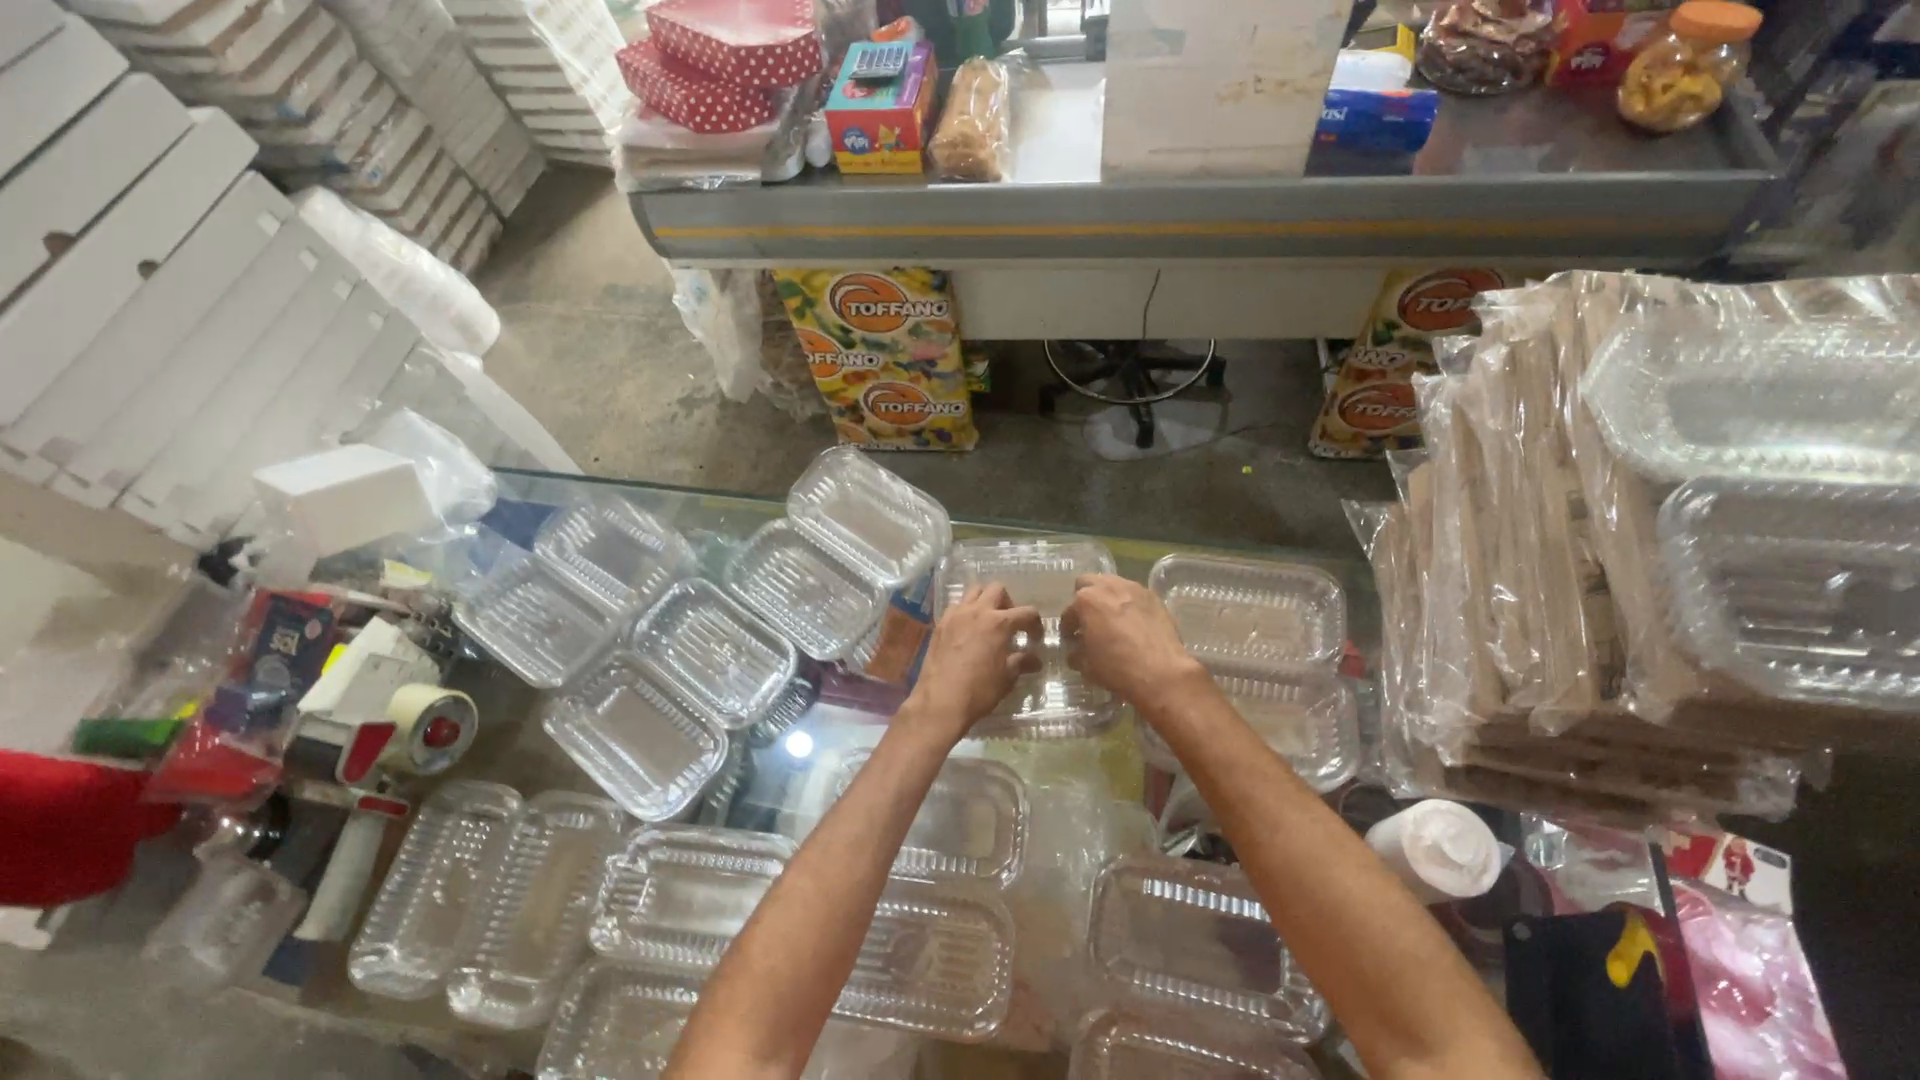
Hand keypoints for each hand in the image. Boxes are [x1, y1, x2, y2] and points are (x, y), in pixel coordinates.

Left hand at [901, 584, 1042, 744]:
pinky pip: (955, 607)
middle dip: (1008, 602)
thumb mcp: (1006, 678)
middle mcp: (977, 612)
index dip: (1035, 624)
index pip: (1026, 612)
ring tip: (988, 622)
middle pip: (997, 589)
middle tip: (1010, 623)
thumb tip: (1035, 660)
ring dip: (985, 601)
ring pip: (973, 592)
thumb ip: (1021, 662)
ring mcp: (955, 615)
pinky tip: (967, 631)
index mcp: (999, 623)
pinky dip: (965, 612)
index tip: (1035, 638)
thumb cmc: (979, 690)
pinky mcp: (939, 624)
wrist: (940, 701)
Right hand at [1063, 574, 1207, 711]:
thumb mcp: (1086, 665)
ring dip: (1107, 598)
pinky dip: (1127, 604)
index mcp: (1086, 601)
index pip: (1068, 613)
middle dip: (1084, 600)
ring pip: (1112, 585)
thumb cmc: (1117, 668)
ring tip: (1111, 619)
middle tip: (1089, 621)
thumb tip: (1076, 650)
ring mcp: (1133, 588)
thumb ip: (1076, 652)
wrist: (1161, 672)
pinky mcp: (1153, 596)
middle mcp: (1108, 586)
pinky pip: (1133, 594)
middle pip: (1087, 584)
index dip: (1068, 628)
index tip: (1071, 640)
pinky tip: (1132, 622)